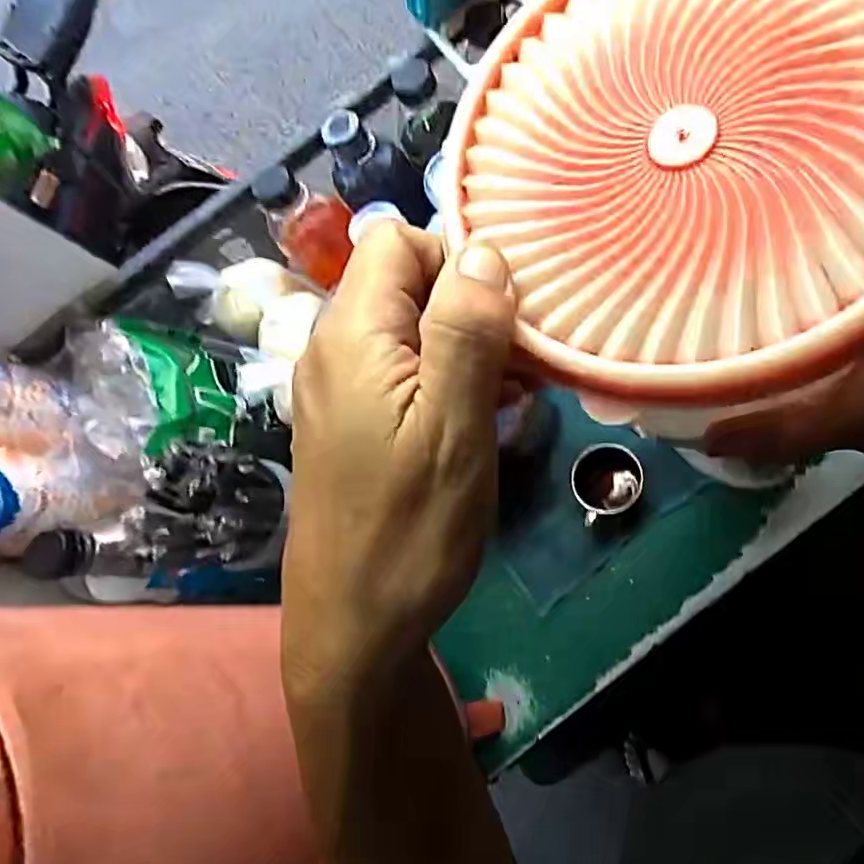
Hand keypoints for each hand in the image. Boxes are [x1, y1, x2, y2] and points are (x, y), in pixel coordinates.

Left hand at [282, 223, 515, 694]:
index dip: (460, 260)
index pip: (400, 240)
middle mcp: (336, 348)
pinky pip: (408, 372)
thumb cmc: (411, 528)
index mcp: (352, 335)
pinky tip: (489, 411)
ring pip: (414, 329)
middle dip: (474, 305)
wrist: (357, 623)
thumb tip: (484, 250)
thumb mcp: (452, 426)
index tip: (510, 314)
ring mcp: (344, 388)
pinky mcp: (358, 422)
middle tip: (527, 358)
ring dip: (471, 345)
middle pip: (408, 282)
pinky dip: (452, 377)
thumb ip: (465, 331)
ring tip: (520, 388)